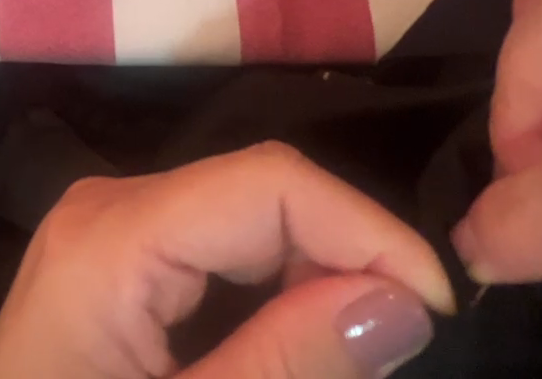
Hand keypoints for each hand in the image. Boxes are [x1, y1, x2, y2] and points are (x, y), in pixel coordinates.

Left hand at [0, 143, 454, 378]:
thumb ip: (289, 361)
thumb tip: (403, 300)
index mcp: (112, 234)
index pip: (266, 181)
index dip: (365, 230)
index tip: (435, 314)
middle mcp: (108, 202)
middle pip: (255, 189)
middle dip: (344, 250)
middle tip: (401, 342)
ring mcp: (106, 222)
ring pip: (241, 210)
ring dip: (314, 266)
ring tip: (358, 343)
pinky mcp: (114, 250)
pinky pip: (212, 239)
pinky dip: (271, 278)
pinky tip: (298, 331)